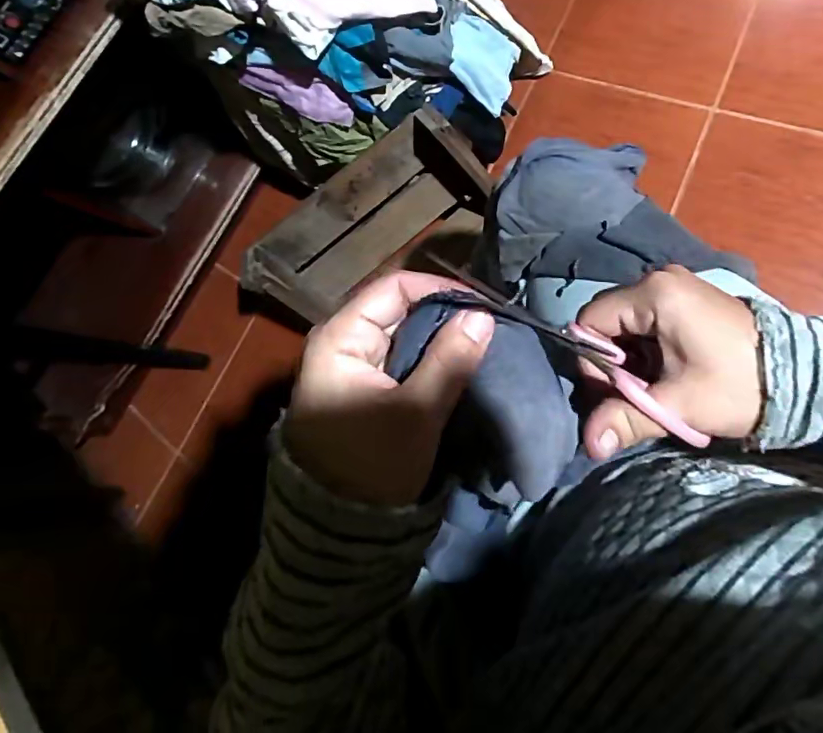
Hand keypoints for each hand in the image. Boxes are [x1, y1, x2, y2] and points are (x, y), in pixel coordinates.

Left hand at [283, 271, 494, 506]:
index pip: (393, 288)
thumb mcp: (416, 413)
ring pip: (402, 331)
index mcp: (339, 338)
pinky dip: (428, 354)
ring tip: (478, 338)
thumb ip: (450, 360)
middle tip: (485, 323)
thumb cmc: (370, 466)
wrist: (336, 534)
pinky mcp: (362, 387)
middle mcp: (340, 342)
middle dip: (443, 311)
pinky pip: (399, 355)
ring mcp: (349, 365)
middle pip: (397, 307)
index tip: (480, 305)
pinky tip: (456, 359)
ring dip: (438, 333)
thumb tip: (483, 314)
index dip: (439, 289)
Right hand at [574, 266, 761, 459]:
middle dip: (614, 362)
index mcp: (654, 293)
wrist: (799, 376)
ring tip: (657, 388)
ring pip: (629, 324)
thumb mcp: (679, 405)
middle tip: (638, 395)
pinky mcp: (690, 298)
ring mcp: (678, 286)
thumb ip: (628, 418)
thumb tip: (590, 443)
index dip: (592, 360)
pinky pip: (650, 320)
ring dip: (633, 359)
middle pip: (609, 321)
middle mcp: (661, 279)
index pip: (591, 320)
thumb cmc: (736, 385)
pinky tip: (669, 374)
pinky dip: (650, 349)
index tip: (615, 392)